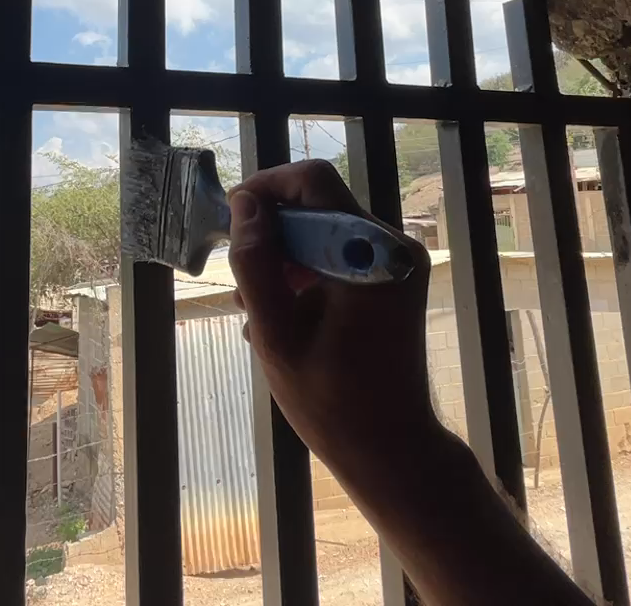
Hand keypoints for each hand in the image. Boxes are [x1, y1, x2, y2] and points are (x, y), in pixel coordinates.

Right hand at [226, 159, 442, 479]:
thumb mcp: (277, 336)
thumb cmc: (331, 402)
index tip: (234, 217)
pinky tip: (282, 307)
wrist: (391, 447)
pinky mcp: (393, 274)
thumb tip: (245, 206)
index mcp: (370, 255)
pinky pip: (340, 249)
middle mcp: (392, 245)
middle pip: (318, 204)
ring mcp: (396, 259)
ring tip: (253, 303)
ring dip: (285, 253)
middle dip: (272, 231)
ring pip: (326, 226)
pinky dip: (307, 267)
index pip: (314, 182)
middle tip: (240, 277)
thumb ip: (257, 266)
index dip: (267, 187)